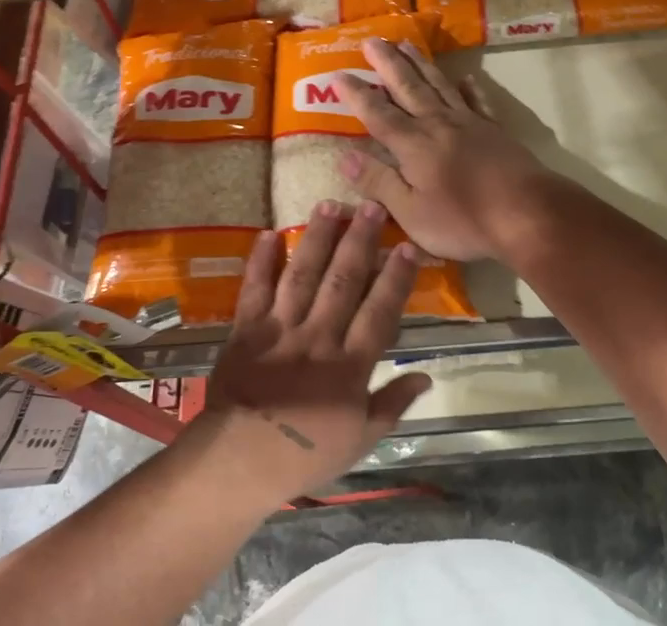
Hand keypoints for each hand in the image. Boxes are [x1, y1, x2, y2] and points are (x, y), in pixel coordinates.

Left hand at [183, 201, 433, 509]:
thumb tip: (427, 376)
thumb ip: (393, 403)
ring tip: (330, 205)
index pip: (379, 312)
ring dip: (317, 238)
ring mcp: (279, 330)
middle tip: (373, 206)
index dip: (395, 278)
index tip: (408, 246)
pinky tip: (270, 234)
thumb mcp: (361, 439)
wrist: (239, 460)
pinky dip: (261, 261)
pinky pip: (254, 289)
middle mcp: (317, 338)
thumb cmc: (305, 455)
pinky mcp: (245, 330)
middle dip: (359, 241)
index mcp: (349, 365)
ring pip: (302, 275)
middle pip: (343, 281)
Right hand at [334, 38, 556, 261]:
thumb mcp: (411, 213)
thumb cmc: (464, 220)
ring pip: (439, 85)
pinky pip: (477, 102)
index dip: (357, 94)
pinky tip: (465, 78)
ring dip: (420, 64)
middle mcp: (438, 125)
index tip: (338, 74)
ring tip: (407, 44)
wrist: (526, 213)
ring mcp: (469, 124)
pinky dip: (469, 88)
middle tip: (372, 40)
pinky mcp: (494, 131)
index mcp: (413, 145)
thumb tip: (344, 157)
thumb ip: (378, 183)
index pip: (377, 114)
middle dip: (387, 64)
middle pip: (408, 87)